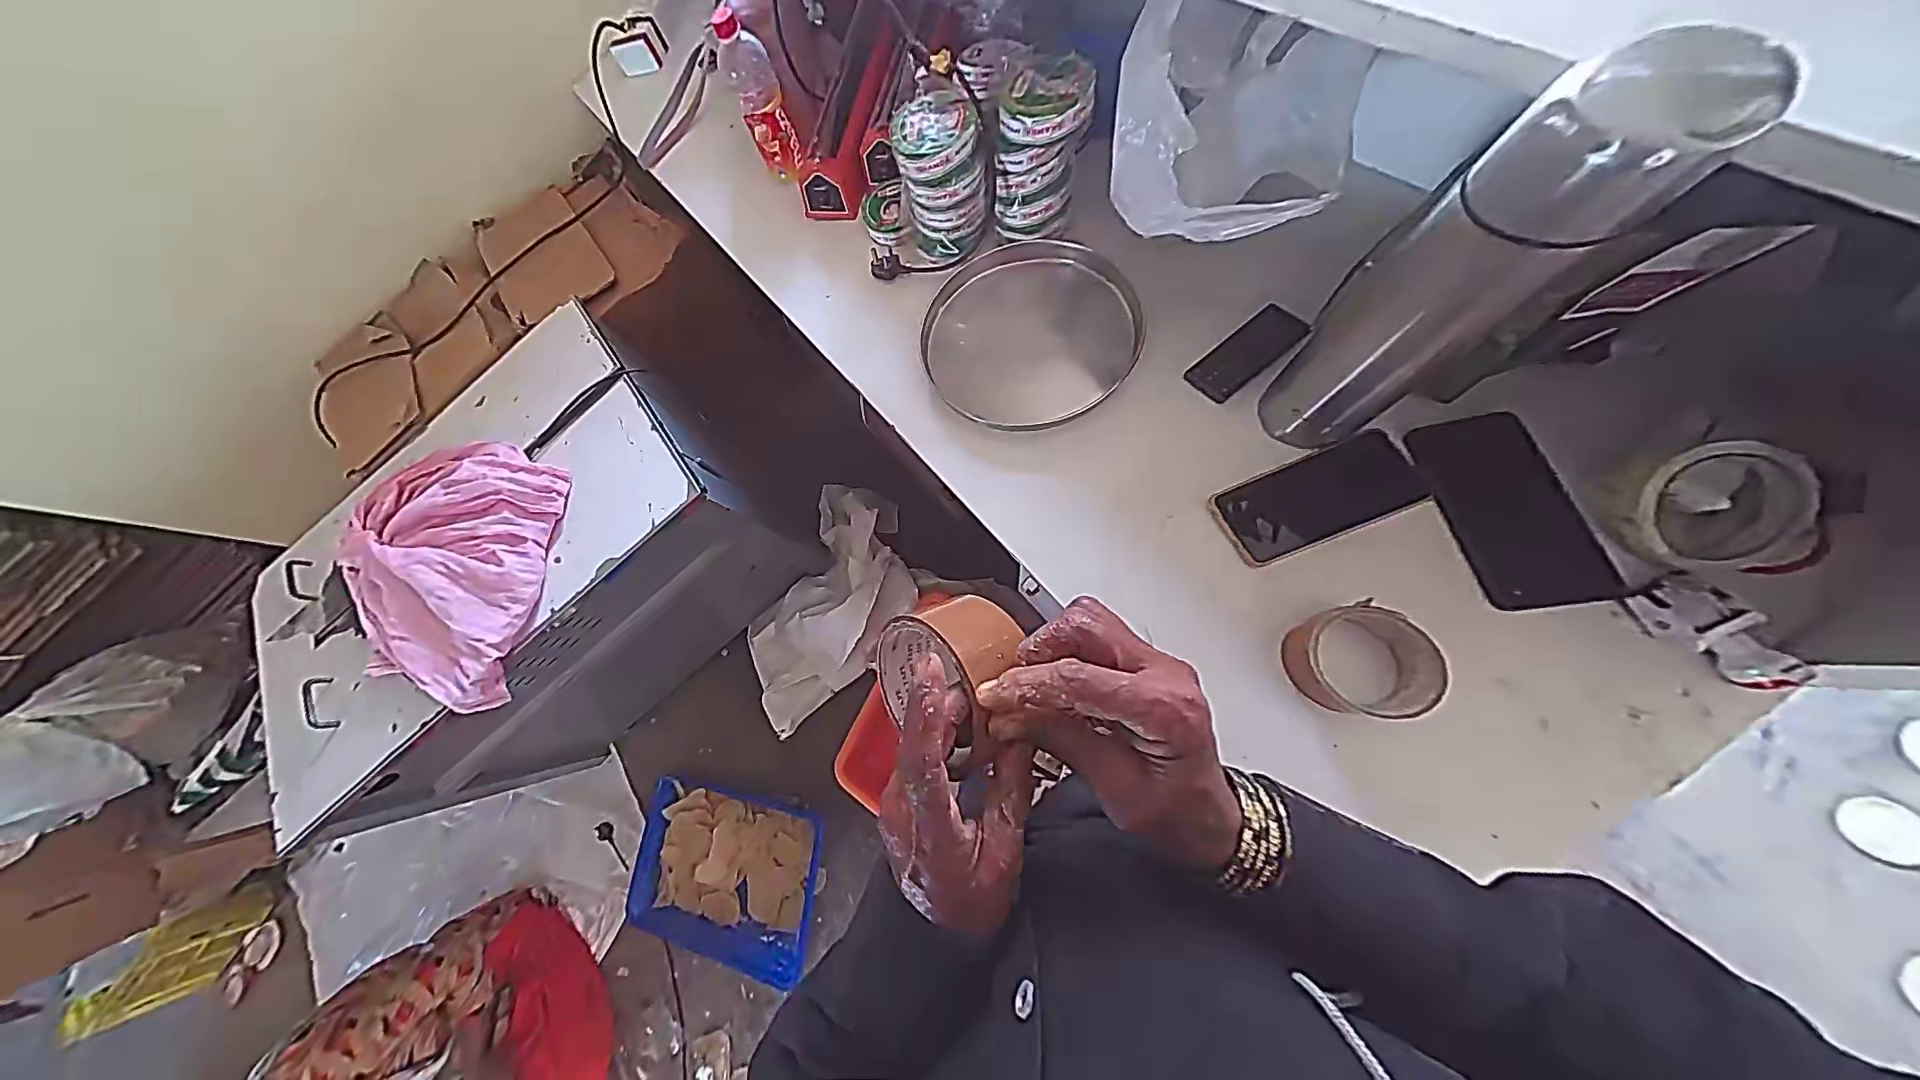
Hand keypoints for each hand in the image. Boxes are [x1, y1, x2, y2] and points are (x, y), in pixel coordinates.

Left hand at [880, 653, 1036, 937]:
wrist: (930, 933)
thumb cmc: (970, 902)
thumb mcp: (1004, 853)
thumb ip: (1010, 792)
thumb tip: (1016, 739)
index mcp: (931, 826)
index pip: (922, 759)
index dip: (927, 711)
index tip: (932, 672)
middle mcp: (902, 807)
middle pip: (916, 740)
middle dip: (943, 706)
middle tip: (976, 688)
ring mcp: (895, 801)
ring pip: (914, 743)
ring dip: (943, 720)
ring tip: (977, 712)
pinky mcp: (899, 796)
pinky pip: (917, 754)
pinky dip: (940, 737)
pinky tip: (967, 738)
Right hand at [976, 597, 1239, 871]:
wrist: (1210, 816)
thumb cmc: (1179, 815)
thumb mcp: (1116, 791)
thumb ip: (1064, 741)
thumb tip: (1013, 714)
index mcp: (1165, 709)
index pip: (1080, 676)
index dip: (1028, 683)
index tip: (996, 694)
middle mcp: (1166, 673)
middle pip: (1087, 625)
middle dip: (1039, 650)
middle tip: (1014, 686)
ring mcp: (1157, 662)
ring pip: (1092, 621)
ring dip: (1052, 646)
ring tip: (1033, 685)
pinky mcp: (1146, 662)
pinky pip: (1098, 637)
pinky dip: (1066, 652)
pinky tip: (1055, 685)